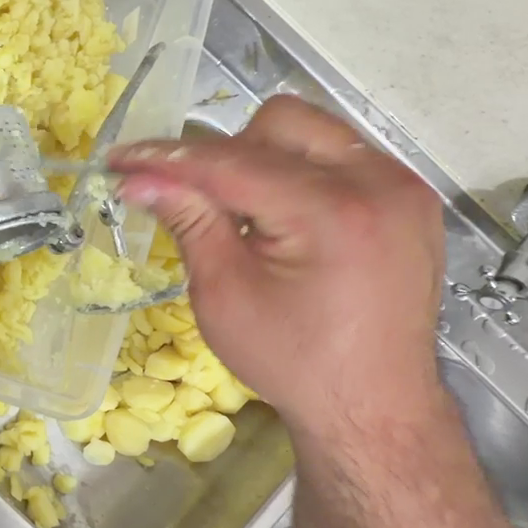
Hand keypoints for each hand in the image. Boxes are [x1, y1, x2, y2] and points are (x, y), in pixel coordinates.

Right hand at [111, 97, 446, 438]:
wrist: (371, 403)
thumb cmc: (291, 358)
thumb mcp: (223, 292)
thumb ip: (188, 221)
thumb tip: (139, 179)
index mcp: (331, 211)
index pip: (230, 161)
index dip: (166, 157)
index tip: (119, 159)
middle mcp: (378, 182)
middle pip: (280, 124)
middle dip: (223, 152)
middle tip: (191, 196)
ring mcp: (402, 187)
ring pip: (313, 133)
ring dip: (261, 157)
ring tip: (238, 210)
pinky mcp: (408, 200)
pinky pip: (341, 157)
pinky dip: (296, 173)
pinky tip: (279, 218)